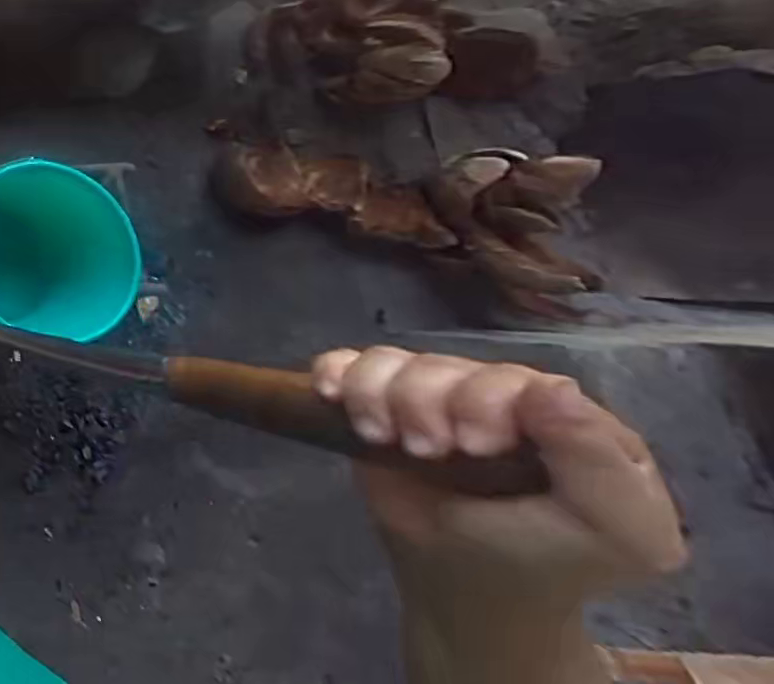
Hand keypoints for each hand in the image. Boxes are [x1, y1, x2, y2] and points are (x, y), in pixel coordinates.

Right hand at [312, 347, 685, 605]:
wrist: (460, 582)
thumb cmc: (542, 559)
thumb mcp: (611, 532)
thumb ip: (597, 463)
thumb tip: (554, 386)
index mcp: (562, 417)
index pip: (513, 377)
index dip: (482, 401)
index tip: (470, 448)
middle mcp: (491, 394)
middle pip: (441, 366)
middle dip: (420, 404)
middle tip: (423, 451)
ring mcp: (428, 393)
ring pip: (389, 361)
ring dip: (372, 395)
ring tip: (378, 438)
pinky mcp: (375, 397)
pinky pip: (346, 361)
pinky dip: (334, 372)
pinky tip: (330, 397)